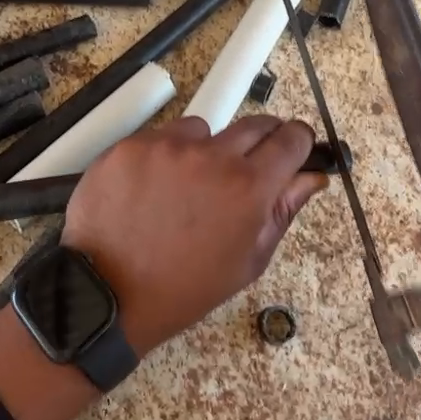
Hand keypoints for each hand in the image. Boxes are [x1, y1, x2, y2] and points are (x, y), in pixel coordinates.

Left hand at [61, 115, 327, 355]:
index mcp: (248, 187)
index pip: (291, 138)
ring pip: (202, 130)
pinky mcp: (129, 145)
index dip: (298, 141)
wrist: (108, 294)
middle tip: (245, 170)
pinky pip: (160, 138)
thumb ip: (283, 211)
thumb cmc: (183, 289)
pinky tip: (152, 190)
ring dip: (205, 150)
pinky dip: (163, 156)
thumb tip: (312, 177)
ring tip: (186, 190)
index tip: (294, 148)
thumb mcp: (246, 262)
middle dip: (259, 143)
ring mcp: (166, 146)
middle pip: (253, 125)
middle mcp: (210, 156)